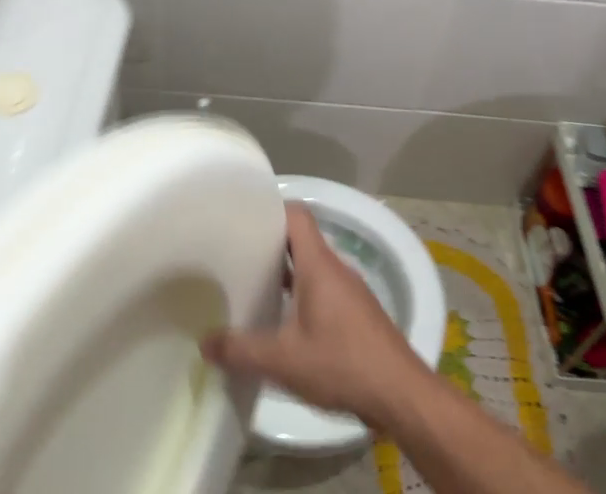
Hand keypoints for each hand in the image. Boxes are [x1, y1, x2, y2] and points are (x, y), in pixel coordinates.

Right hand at [202, 204, 426, 425]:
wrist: (400, 394)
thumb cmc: (342, 364)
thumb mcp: (282, 360)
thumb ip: (241, 349)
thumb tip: (204, 341)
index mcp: (319, 265)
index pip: (296, 215)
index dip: (270, 210)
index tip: (240, 220)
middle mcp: (336, 270)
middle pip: (300, 242)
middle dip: (268, 246)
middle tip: (233, 259)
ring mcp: (350, 292)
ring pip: (312, 270)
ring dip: (284, 276)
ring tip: (251, 291)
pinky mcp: (357, 315)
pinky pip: (323, 292)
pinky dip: (301, 298)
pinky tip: (282, 324)